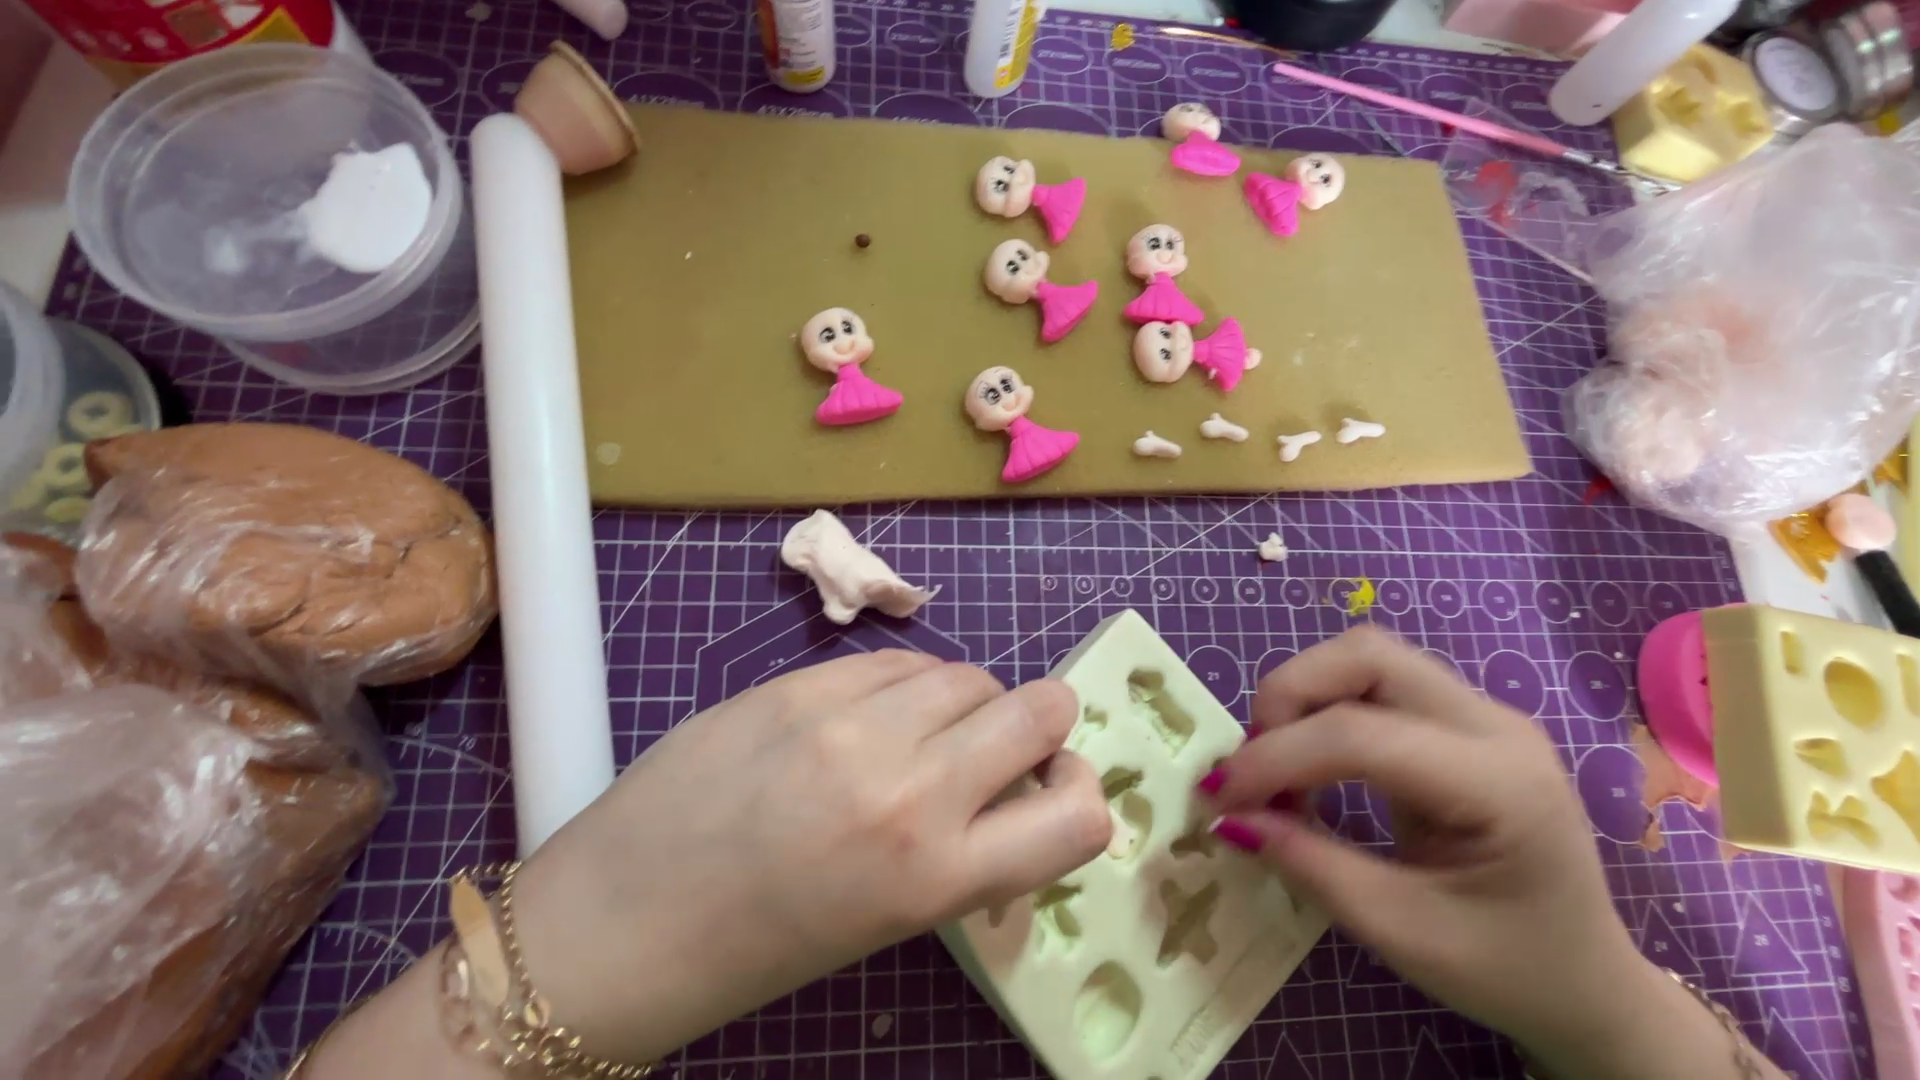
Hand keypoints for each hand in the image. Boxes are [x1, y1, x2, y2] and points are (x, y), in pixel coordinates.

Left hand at [511, 650, 1110, 1063]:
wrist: (624, 920)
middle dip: (1039, 724)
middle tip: (999, 744)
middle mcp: (912, 788)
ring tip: (918, 732)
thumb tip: (1013, 781)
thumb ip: (967, 845)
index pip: (1082, 814)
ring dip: (964, 701)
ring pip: (967, 673)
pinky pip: (895, 660)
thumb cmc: (765, 943)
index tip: (1048, 788)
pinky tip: (866, 714)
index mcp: (939, 876)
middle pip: (1040, 709)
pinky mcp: (800, 683)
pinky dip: (904, 684)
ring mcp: (851, 723)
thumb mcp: (892, 918)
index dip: (1080, 791)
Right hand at [1197, 627, 1641, 1054]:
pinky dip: (1324, 706)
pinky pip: (1376, 682)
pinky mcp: (1460, 720)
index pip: (1361, 735)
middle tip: (1253, 764)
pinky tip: (1310, 760)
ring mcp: (1481, 715)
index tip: (1219, 797)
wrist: (1592, 985)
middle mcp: (1495, 725)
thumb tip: (1227, 816)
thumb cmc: (1509, 970)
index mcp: (1499, 785)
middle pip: (1366, 656)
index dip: (1275, 756)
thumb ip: (1310, 865)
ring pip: (1366, 656)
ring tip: (1276, 762)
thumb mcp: (1403, 933)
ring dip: (1303, 695)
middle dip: (1288, 696)